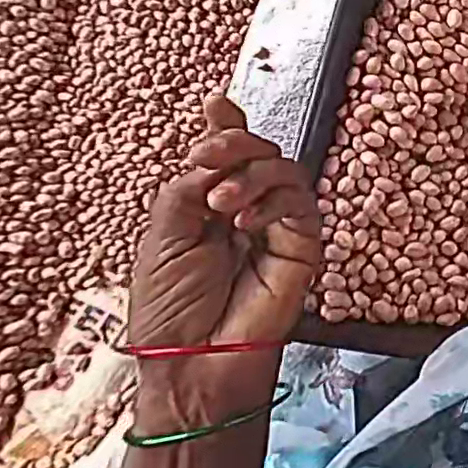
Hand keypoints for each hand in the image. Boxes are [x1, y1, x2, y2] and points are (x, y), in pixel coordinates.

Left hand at [127, 96, 319, 426]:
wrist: (193, 360)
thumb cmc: (170, 305)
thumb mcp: (164, 233)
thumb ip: (191, 182)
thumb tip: (216, 130)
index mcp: (212, 204)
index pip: (229, 155)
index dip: (227, 127)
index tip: (216, 106)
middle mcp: (249, 207)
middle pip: (260, 153)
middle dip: (235, 146)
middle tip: (208, 159)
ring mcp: (278, 225)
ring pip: (284, 170)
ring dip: (252, 174)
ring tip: (220, 204)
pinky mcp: (303, 243)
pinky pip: (300, 202)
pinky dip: (273, 200)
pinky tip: (246, 222)